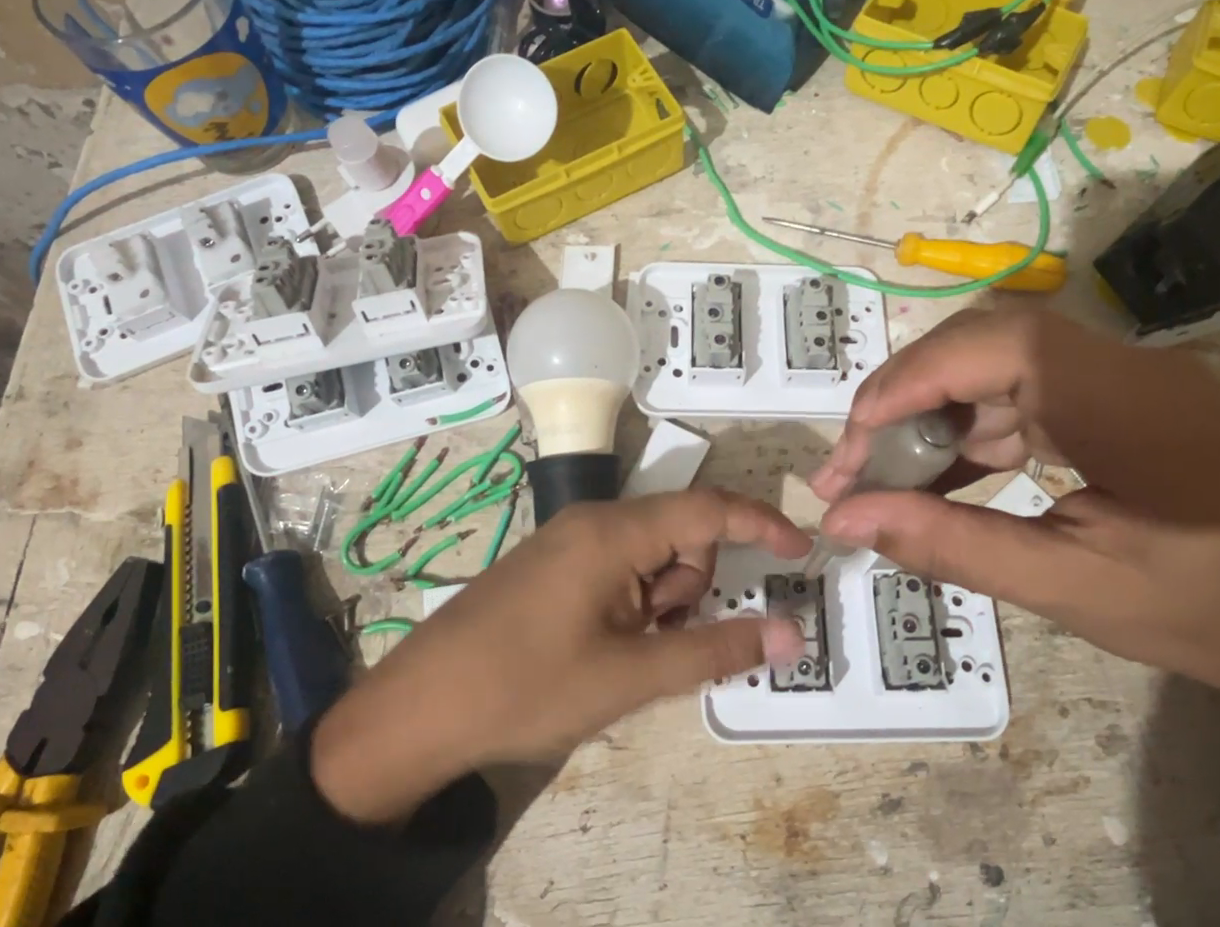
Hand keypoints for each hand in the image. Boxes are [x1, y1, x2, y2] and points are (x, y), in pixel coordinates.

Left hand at [312, 491, 809, 821]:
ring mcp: (566, 542)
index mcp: (613, 532)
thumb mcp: (632, 676)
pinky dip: (634, 605)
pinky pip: (618, 570)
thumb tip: (791, 631)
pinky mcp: (550, 566)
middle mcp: (591, 521)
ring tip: (625, 654)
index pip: (708, 509)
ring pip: (650, 556)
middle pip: (680, 535)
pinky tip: (604, 649)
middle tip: (660, 641)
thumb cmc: (526, 688)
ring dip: (662, 602)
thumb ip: (716, 649)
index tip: (802, 553)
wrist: (418, 710)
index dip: (761, 525)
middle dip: (692, 587)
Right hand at [812, 310, 1219, 802]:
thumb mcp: (1069, 588)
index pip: (1001, 344)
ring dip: (929, 420)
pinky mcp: (1110, 404)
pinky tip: (934, 484)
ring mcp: (1118, 382)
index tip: (852, 441)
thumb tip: (845, 519)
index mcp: (1129, 404)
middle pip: (986, 346)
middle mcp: (1123, 369)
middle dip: (906, 400)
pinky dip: (968, 436)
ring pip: (993, 371)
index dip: (913, 377)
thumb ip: (952, 544)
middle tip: (849, 468)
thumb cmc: (1206, 614)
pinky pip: (1020, 399)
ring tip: (876, 484)